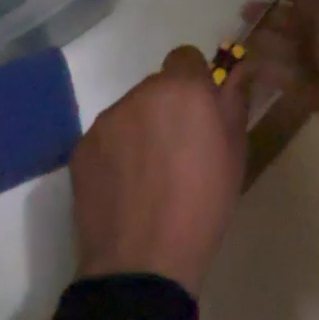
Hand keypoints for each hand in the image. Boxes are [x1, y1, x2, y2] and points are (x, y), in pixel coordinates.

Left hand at [69, 45, 250, 295]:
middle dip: (169, 106)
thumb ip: (234, 103)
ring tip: (150, 175)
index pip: (186, 57)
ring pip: (130, 111)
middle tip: (180, 148)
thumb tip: (237, 72)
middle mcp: (141, 94)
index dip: (195, 80)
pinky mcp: (81, 149)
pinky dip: (117, 153)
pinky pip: (106, 138)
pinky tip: (126, 189)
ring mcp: (106, 121)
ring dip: (142, 128)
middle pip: (157, 85)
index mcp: (183, 89)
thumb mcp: (235, 153)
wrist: (143, 262)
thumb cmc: (203, 204)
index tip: (202, 110)